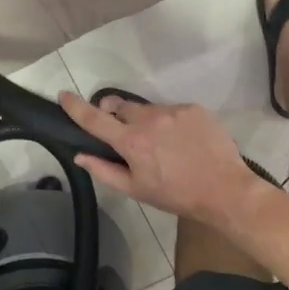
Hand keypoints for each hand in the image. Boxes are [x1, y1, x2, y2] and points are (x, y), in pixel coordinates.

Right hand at [59, 91, 266, 224]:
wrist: (224, 189)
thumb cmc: (176, 195)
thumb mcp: (136, 189)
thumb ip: (104, 171)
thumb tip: (81, 155)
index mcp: (131, 141)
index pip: (95, 119)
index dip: (76, 106)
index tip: (64, 95)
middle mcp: (150, 119)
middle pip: (120, 106)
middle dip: (114, 114)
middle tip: (123, 133)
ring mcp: (174, 111)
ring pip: (148, 108)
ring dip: (146, 120)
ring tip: (161, 144)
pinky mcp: (194, 109)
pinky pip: (173, 110)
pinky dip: (170, 122)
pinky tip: (182, 141)